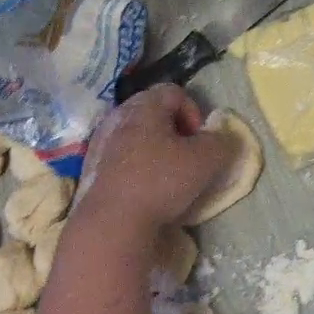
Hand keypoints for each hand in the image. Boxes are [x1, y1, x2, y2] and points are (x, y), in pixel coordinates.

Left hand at [77, 85, 230, 229]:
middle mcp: (119, 117)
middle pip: (153, 111)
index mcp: (145, 107)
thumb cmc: (161, 182)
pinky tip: (147, 188)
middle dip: (176, 130)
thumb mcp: (206, 160)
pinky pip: (122, 156)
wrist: (113, 222)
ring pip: (137, 135)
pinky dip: (138, 165)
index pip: (174, 92)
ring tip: (168, 173)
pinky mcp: (93, 168)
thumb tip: (220, 137)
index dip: (195, 112)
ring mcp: (102, 142)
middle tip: (188, 155)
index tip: (200, 140)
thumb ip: (220, 142)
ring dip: (156, 148)